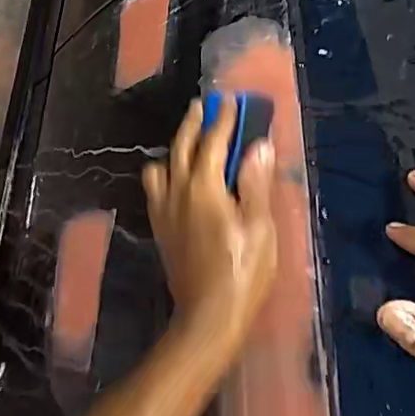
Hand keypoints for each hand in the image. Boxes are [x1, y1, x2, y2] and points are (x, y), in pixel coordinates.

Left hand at [142, 98, 278, 349]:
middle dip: (193, 122)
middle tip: (202, 105)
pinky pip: (155, 185)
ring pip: (162, 164)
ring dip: (175, 146)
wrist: (207, 314)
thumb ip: (256, 183)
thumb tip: (258, 144)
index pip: (213, 142)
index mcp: (203, 186)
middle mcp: (176, 189)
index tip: (229, 101)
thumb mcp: (259, 227)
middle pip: (181, 145)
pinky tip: (177, 178)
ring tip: (190, 142)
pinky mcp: (159, 224)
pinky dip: (165, 171)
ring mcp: (163, 207)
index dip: (222, 119)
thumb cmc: (242, 272)